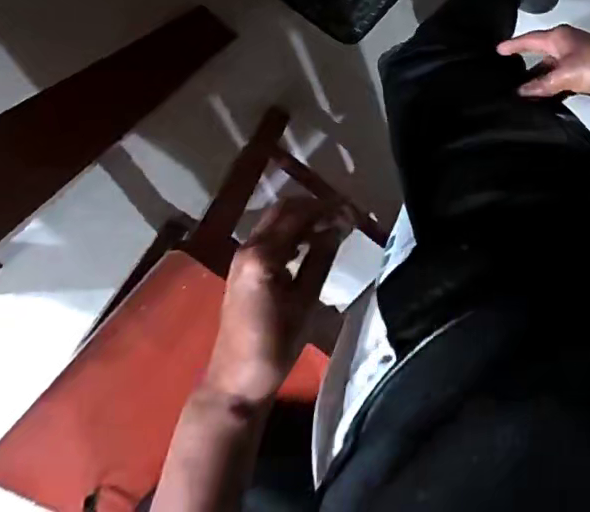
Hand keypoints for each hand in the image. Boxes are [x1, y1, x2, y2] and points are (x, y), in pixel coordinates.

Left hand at [203, 194, 346, 407]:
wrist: (235, 382)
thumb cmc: (275, 345)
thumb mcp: (306, 301)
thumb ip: (321, 258)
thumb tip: (339, 226)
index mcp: (262, 256)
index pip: (299, 214)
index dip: (329, 208)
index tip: (354, 212)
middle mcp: (248, 249)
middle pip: (284, 210)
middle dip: (316, 207)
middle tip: (345, 215)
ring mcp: (242, 258)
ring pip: (276, 220)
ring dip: (305, 217)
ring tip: (334, 226)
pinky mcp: (244, 268)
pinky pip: (271, 236)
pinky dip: (293, 231)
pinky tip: (312, 243)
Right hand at [497, 25, 589, 105]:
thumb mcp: (566, 73)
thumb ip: (542, 83)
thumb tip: (522, 91)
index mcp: (560, 37)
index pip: (530, 40)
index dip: (513, 45)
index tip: (497, 50)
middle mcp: (566, 46)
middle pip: (539, 57)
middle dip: (524, 68)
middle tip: (505, 79)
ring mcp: (574, 62)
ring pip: (549, 73)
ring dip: (538, 83)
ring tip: (518, 95)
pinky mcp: (582, 77)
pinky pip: (559, 84)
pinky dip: (550, 91)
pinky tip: (539, 101)